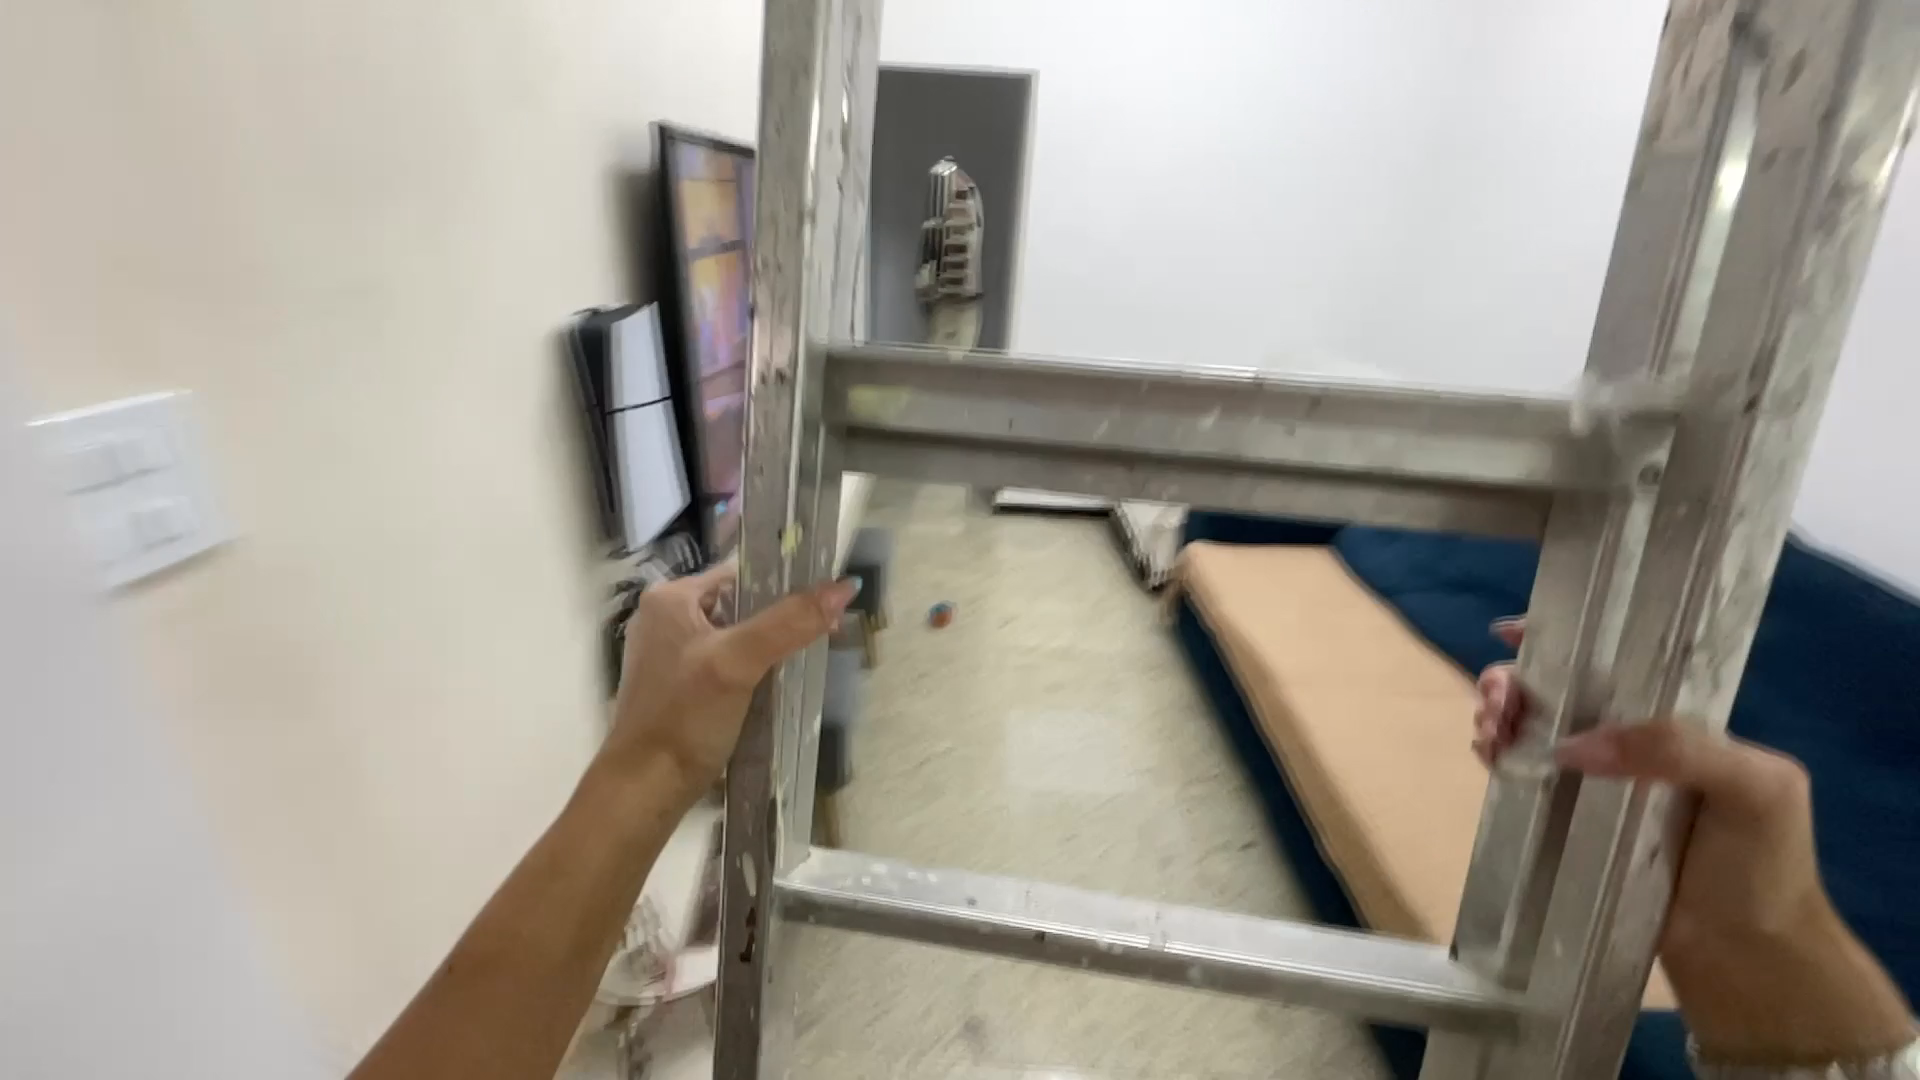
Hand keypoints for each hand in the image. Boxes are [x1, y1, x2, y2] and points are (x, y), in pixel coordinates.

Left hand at [604, 563, 859, 799]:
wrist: (644, 791)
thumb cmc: (684, 718)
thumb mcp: (740, 661)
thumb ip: (790, 622)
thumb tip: (845, 587)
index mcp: (669, 599)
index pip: (741, 574)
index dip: (786, 584)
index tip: (826, 601)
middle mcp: (665, 619)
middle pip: (742, 604)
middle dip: (783, 617)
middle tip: (827, 632)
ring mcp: (670, 655)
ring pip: (737, 635)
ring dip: (772, 645)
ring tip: (809, 658)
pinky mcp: (679, 687)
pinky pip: (728, 663)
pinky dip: (755, 669)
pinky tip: (779, 685)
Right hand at [1474, 618, 1911, 1064]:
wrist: (1742, 946)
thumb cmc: (1760, 860)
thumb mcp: (1754, 788)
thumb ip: (1677, 747)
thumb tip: (1569, 746)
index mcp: (1665, 717)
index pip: (1608, 662)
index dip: (1559, 637)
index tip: (1510, 631)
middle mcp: (1618, 736)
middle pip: (1548, 687)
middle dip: (1508, 679)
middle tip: (1496, 701)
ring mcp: (1584, 772)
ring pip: (1522, 720)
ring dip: (1492, 712)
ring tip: (1488, 729)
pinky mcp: (1558, 807)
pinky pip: (1512, 764)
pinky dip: (1489, 749)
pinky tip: (1485, 752)